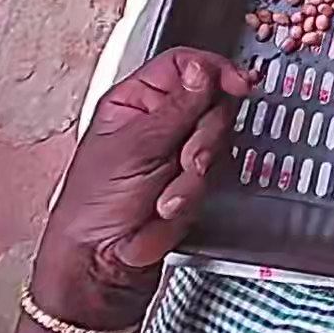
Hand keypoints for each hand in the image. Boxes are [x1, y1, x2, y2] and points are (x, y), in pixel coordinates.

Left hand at [30, 48, 248, 329]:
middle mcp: (160, 119)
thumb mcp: (135, 149)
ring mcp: (178, 148)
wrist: (101, 268)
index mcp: (136, 101)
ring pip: (216, 138)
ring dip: (195, 171)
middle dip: (203, 135)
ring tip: (166, 196)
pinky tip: (168, 209)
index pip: (184, 65)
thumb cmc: (95, 207)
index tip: (238, 85)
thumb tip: (203, 69)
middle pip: (210, 101)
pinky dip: (193, 192)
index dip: (213, 70)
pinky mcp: (192, 177)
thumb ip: (177, 107)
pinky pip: (214, 171)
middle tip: (186, 159)